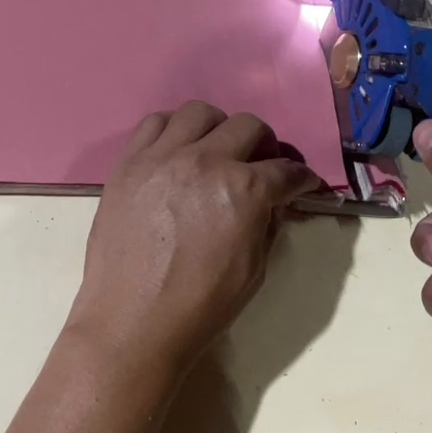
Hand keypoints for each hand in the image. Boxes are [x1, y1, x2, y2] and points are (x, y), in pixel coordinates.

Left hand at [68, 101, 322, 373]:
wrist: (133, 320)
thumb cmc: (201, 305)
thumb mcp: (254, 270)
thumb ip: (269, 223)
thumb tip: (274, 199)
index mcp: (243, 190)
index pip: (286, 170)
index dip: (301, 179)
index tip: (303, 184)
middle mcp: (204, 160)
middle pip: (248, 126)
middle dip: (264, 145)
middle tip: (260, 165)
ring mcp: (161, 156)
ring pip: (199, 112)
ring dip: (217, 128)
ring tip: (215, 150)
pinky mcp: (128, 161)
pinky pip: (154, 122)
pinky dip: (172, 129)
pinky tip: (176, 150)